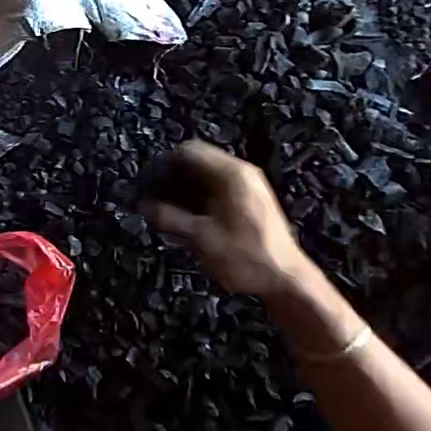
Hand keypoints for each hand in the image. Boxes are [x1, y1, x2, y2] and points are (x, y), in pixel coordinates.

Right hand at [142, 140, 318, 296]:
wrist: (285, 279)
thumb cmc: (248, 259)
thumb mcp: (201, 239)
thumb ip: (169, 219)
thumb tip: (144, 206)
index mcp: (231, 175)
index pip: (190, 151)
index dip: (164, 163)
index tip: (148, 180)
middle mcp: (243, 174)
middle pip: (199, 160)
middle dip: (174, 176)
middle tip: (154, 195)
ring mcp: (250, 185)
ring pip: (209, 174)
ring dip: (187, 186)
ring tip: (168, 208)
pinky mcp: (253, 199)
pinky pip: (220, 186)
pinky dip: (202, 195)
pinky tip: (191, 215)